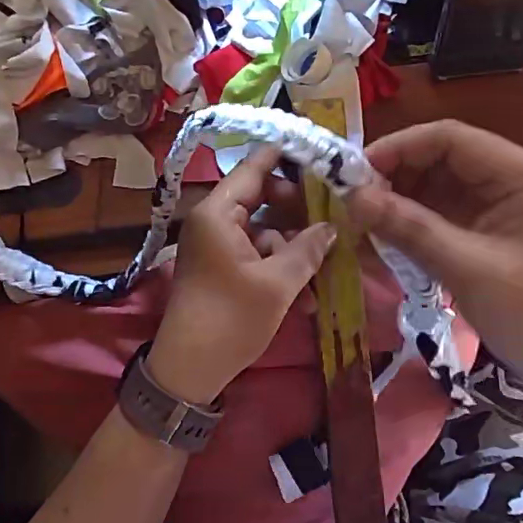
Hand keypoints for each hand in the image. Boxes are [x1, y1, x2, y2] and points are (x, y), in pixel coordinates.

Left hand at [148, 146, 336, 404]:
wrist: (189, 370)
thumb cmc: (231, 319)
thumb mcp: (278, 284)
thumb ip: (307, 249)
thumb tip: (332, 227)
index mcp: (218, 213)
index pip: (253, 168)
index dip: (285, 158)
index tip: (318, 151)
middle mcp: (214, 222)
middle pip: (262, 199)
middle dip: (298, 214)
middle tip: (332, 220)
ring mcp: (217, 246)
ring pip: (264, 232)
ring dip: (294, 251)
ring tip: (324, 274)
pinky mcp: (222, 268)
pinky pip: (256, 256)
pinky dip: (279, 270)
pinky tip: (306, 299)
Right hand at [346, 120, 522, 432]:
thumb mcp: (468, 270)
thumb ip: (410, 228)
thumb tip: (352, 198)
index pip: (450, 139)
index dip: (398, 148)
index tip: (352, 174)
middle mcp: (513, 180)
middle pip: (441, 160)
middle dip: (393, 178)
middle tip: (349, 204)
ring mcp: (501, 208)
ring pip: (436, 189)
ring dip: (398, 204)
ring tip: (358, 226)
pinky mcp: (489, 234)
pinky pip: (442, 217)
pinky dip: (411, 227)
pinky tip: (380, 242)